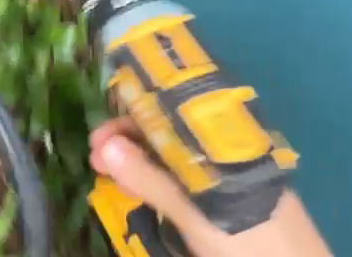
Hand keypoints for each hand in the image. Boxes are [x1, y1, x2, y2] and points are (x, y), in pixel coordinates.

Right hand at [88, 120, 333, 256]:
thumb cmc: (256, 250)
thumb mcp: (201, 221)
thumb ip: (154, 184)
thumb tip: (104, 146)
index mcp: (230, 141)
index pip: (177, 107)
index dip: (135, 110)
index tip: (103, 125)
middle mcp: (230, 151)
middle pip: (172, 131)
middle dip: (130, 137)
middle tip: (95, 153)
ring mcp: (232, 179)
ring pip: (177, 156)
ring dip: (140, 160)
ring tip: (104, 171)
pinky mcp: (232, 203)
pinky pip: (187, 180)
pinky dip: (158, 180)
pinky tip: (137, 188)